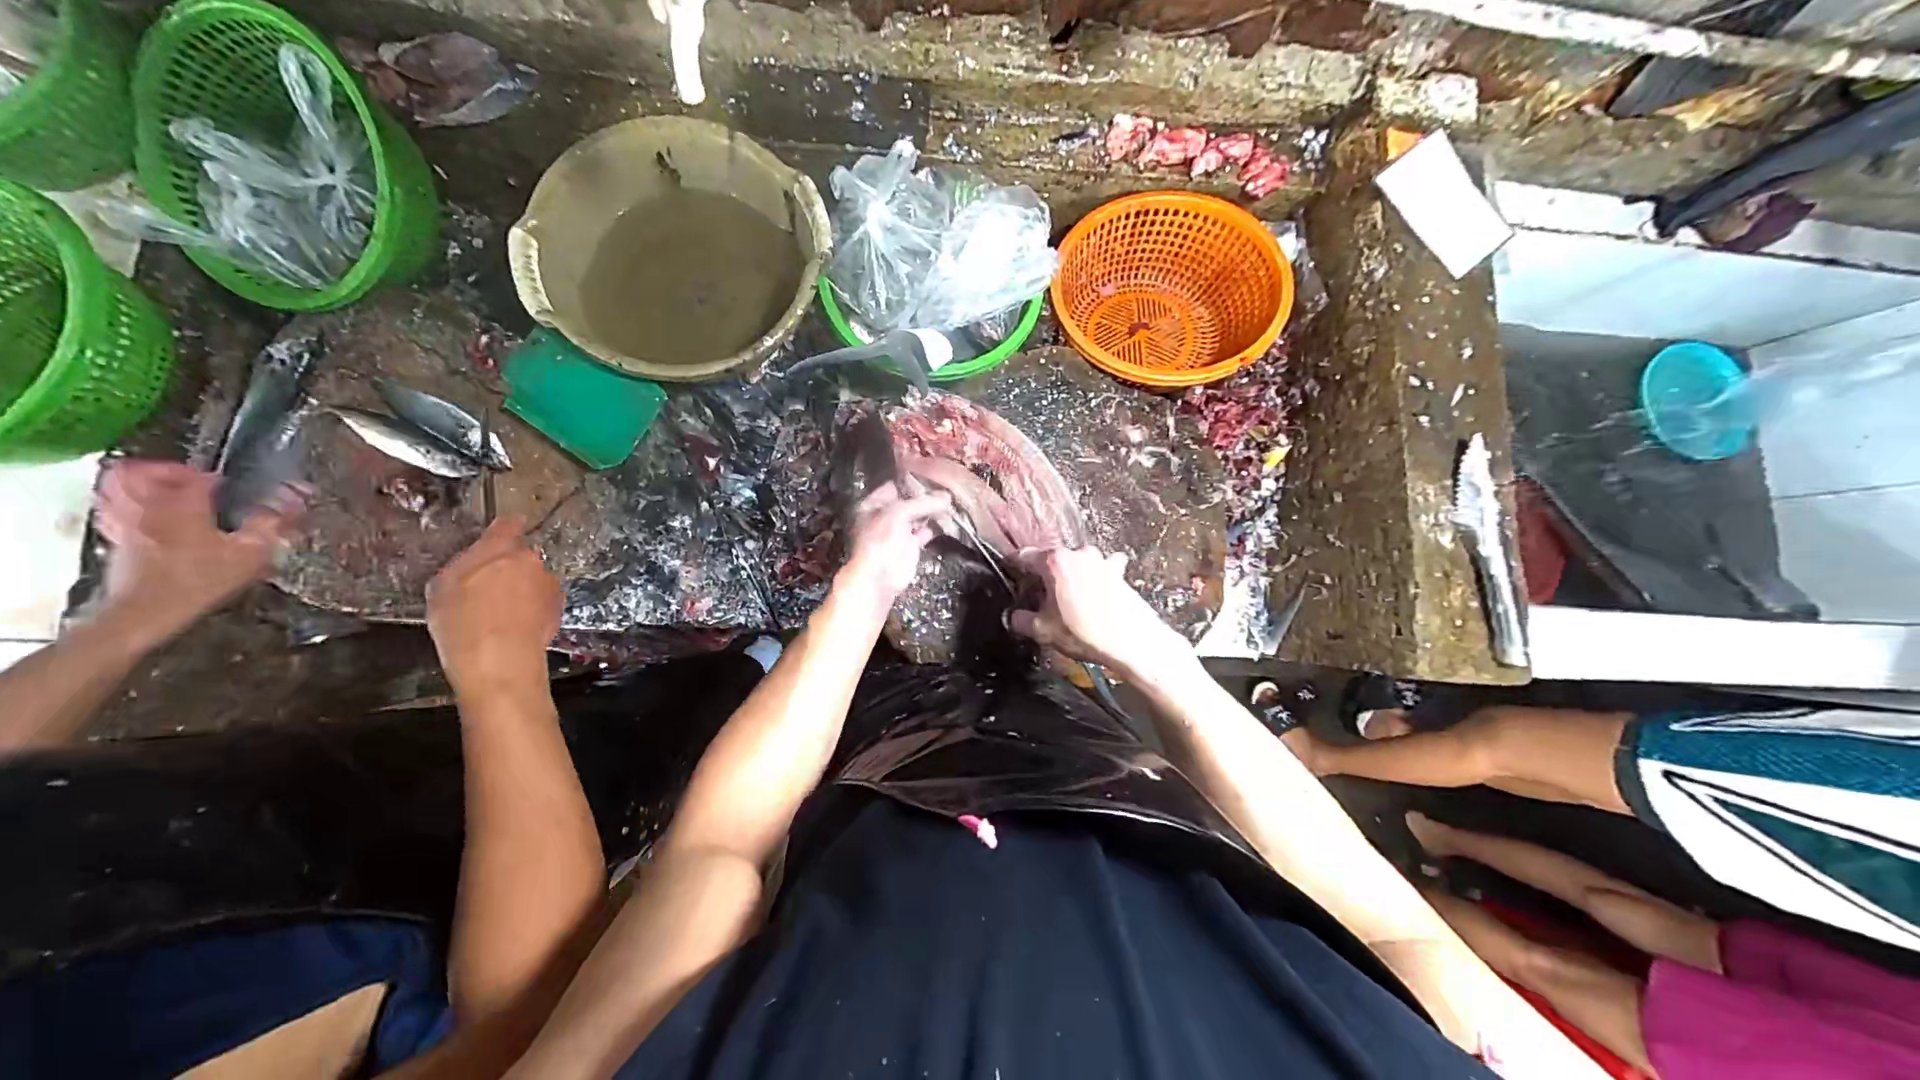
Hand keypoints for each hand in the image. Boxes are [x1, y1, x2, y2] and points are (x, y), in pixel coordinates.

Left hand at [96, 460, 303, 634]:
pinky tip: (146, 511)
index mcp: (183, 507)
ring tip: (166, 488)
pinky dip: (128, 501)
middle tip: (190, 477)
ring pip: (118, 486)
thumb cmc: (199, 581)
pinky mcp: (115, 537)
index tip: (230, 485)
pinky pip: (113, 507)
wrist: (146, 611)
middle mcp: (149, 508)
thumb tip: (292, 506)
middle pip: (141, 472)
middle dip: (166, 469)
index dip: (216, 478)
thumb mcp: (249, 556)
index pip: (198, 478)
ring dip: (141, 482)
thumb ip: (270, 527)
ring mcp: (126, 521)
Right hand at [427, 515, 561, 693]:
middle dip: (509, 567)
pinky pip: (543, 599)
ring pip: (534, 578)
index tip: (503, 532)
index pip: (509, 524)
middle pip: (521, 556)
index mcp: (501, 549)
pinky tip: (517, 624)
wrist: (500, 658)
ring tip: (502, 613)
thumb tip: (476, 561)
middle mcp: (531, 560)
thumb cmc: (461, 622)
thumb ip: (464, 565)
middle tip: (487, 589)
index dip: (505, 528)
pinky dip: (533, 606)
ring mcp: (549, 583)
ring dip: (523, 588)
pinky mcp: (559, 605)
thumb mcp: (442, 587)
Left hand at [838, 483, 952, 605]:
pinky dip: (935, 526)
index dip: (913, 480)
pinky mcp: (910, 545)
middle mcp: (886, 515)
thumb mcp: (898, 513)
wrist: (879, 576)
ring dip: (933, 510)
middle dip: (926, 496)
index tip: (935, 474)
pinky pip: (925, 531)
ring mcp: (898, 530)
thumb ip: (922, 503)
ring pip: (918, 516)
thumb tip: (946, 497)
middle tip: (948, 487)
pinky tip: (948, 519)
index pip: (895, 486)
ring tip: (952, 501)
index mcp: (875, 504)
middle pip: (909, 501)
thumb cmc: (881, 540)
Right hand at [1008, 546, 1190, 678]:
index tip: (1011, 578)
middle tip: (1036, 601)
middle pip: (1050, 560)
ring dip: (1067, 580)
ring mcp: (1101, 561)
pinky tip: (1090, 601)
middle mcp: (1078, 553)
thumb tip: (1014, 617)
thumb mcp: (1043, 631)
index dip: (1013, 569)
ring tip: (1065, 606)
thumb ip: (1020, 620)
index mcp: (1055, 561)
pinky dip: (1091, 583)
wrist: (1134, 642)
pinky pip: (1097, 573)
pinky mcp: (1117, 573)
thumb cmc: (1087, 633)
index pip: (1024, 557)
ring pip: (1074, 566)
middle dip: (1042, 578)